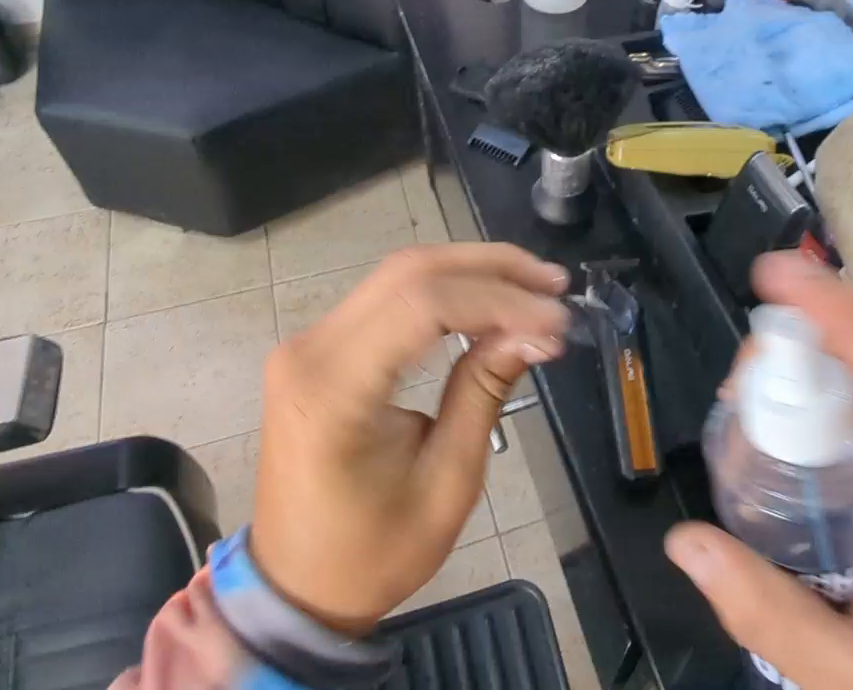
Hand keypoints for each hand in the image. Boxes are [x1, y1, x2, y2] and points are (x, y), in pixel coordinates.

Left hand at [250, 244, 569, 636]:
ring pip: (399, 274)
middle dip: (490, 268)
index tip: (557, 318)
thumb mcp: (446, 483)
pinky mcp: (318, 347)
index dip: (498, 300)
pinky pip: (387, 297)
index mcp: (334, 391)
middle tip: (554, 285)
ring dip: (471, 271)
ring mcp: (308, 343)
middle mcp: (310, 349)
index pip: (422, 306)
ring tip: (534, 285)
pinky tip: (487, 298)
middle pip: (409, 272)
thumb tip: (537, 331)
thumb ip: (483, 392)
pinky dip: (444, 290)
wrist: (296, 585)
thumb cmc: (373, 552)